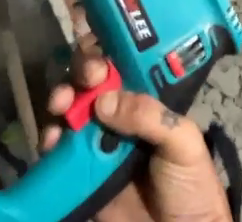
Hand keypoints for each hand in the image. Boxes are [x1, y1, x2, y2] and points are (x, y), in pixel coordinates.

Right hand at [43, 57, 232, 221]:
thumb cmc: (190, 187)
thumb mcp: (183, 143)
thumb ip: (150, 116)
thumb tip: (103, 100)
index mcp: (145, 104)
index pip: (121, 67)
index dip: (106, 54)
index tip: (98, 55)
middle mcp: (118, 117)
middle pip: (91, 81)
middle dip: (81, 71)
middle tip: (83, 80)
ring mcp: (97, 144)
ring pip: (71, 108)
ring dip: (62, 98)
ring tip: (61, 105)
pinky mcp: (80, 173)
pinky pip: (59, 149)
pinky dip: (51, 137)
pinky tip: (53, 138)